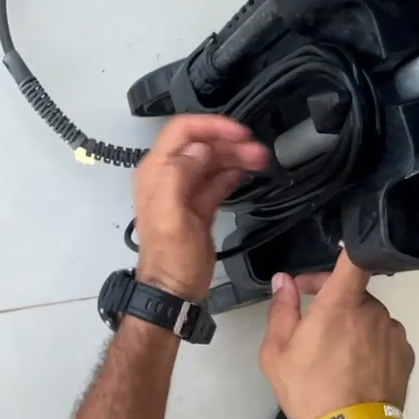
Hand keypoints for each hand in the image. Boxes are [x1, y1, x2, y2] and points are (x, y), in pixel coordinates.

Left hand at [133, 116, 268, 299]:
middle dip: (229, 142)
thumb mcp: (171, 216)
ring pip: (210, 161)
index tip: (240, 132)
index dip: (211, 125)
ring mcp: (183, 192)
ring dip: (235, 156)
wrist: (173, 292)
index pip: (182, 131)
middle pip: (200, 144)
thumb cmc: (171, 258)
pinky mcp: (198, 207)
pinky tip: (248, 172)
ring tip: (261, 159)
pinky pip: (215, 181)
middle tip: (258, 149)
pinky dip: (231, 173)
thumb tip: (200, 150)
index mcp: (156, 173)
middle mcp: (167, 177)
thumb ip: (178, 176)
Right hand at [259, 251, 415, 418]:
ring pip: (368, 318)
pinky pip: (384, 338)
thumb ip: (282, 310)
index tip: (342, 246)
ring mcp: (394, 332)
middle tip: (312, 325)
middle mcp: (373, 311)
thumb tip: (284, 282)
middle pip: (353, 293)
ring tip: (334, 357)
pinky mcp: (406, 353)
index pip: (353, 259)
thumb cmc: (309, 390)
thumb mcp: (276, 353)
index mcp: (339, 304)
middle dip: (333, 301)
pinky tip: (355, 370)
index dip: (351, 247)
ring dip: (352, 326)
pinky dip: (370, 345)